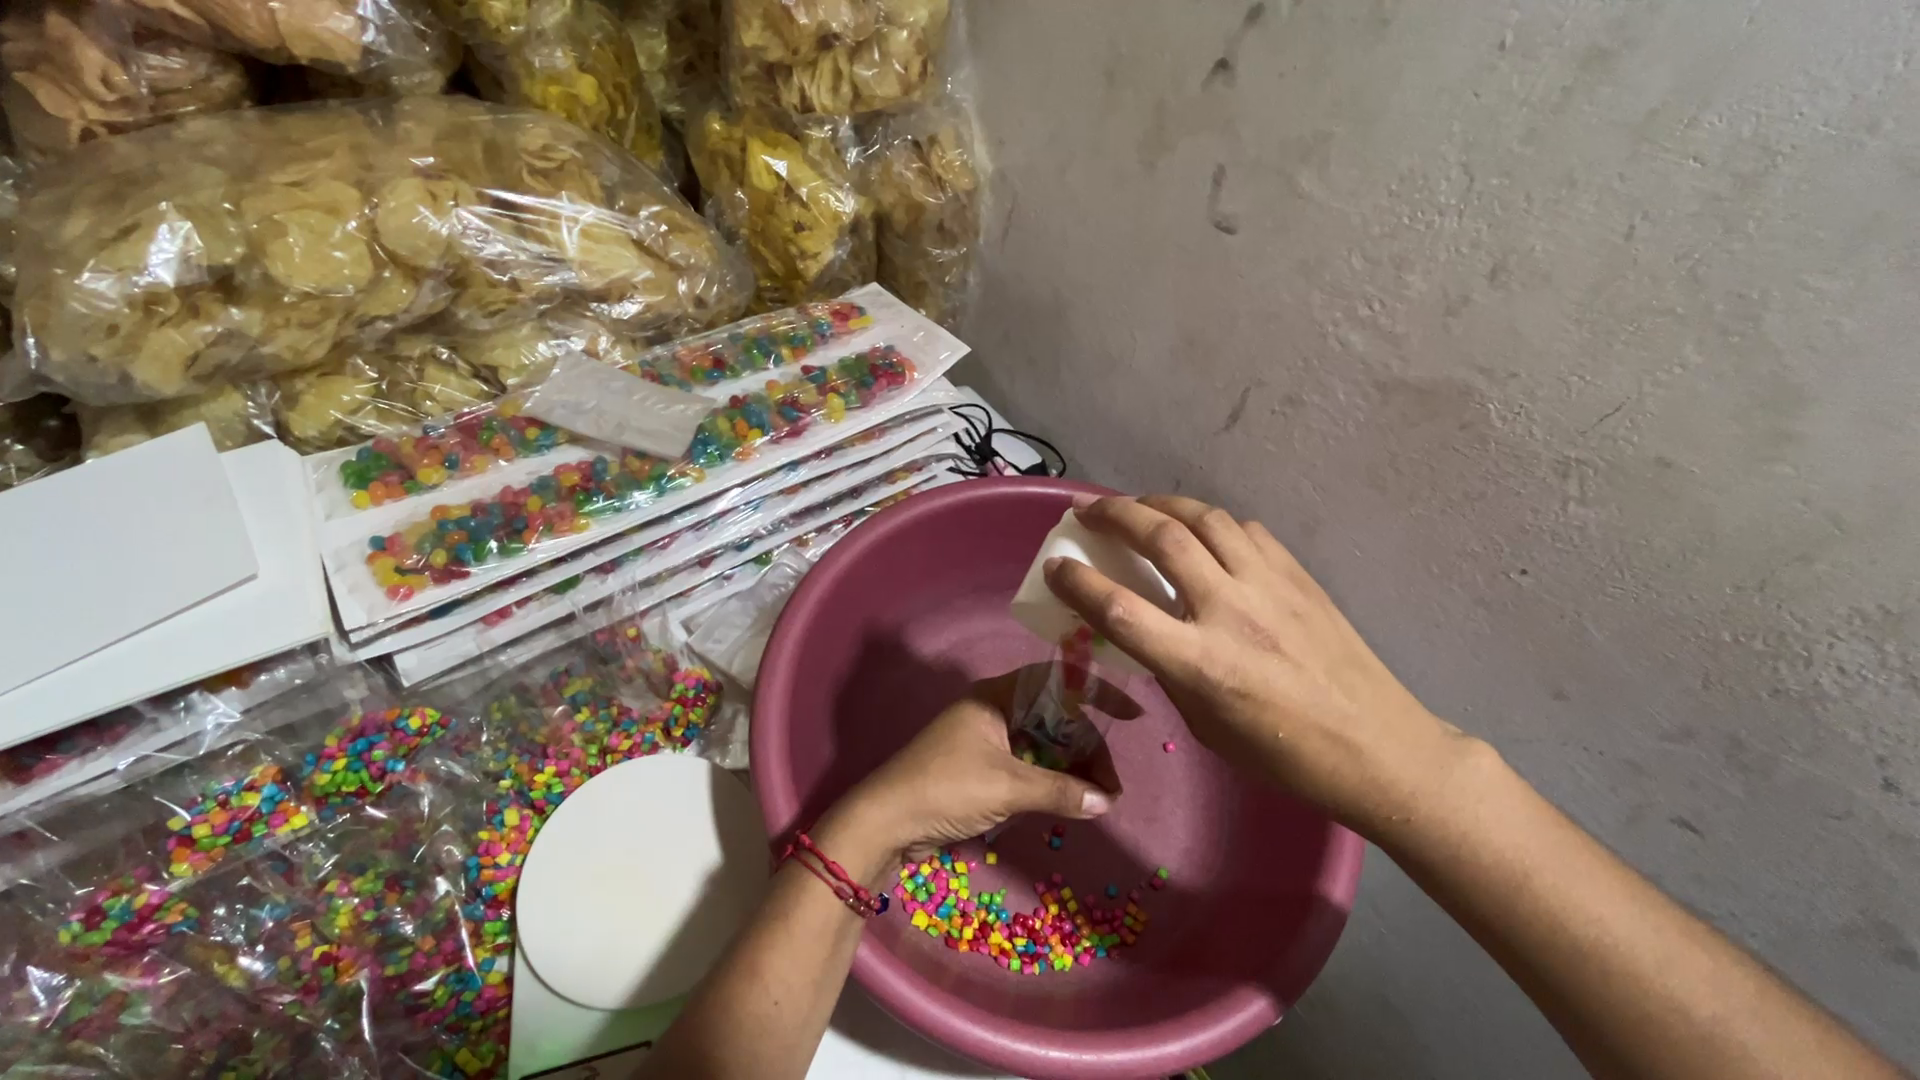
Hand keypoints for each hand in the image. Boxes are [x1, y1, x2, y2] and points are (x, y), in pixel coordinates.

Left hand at [820, 678, 1124, 878]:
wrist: (885, 822)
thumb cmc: (945, 789)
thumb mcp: (1007, 787)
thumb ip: (1060, 790)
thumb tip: (1105, 802)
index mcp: (996, 696)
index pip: (1058, 681)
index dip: (1097, 693)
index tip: (1131, 715)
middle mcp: (994, 710)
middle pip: (1055, 718)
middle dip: (1086, 748)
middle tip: (1110, 788)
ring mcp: (987, 739)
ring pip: (1044, 744)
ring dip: (1071, 769)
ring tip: (1097, 800)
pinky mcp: (982, 768)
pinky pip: (1028, 765)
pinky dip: (1051, 781)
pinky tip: (1070, 801)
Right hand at [1043, 494, 1481, 833]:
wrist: (1377, 746)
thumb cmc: (1283, 754)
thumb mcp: (1205, 726)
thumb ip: (1169, 671)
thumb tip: (1145, 631)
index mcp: (1200, 663)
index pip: (1119, 608)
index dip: (1077, 581)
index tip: (1055, 565)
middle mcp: (1230, 612)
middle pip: (1160, 538)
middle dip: (1114, 515)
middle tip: (1086, 509)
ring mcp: (1269, 586)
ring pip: (1205, 518)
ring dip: (1162, 504)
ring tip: (1139, 507)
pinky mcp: (1299, 576)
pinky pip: (1246, 531)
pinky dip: (1212, 523)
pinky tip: (1202, 532)